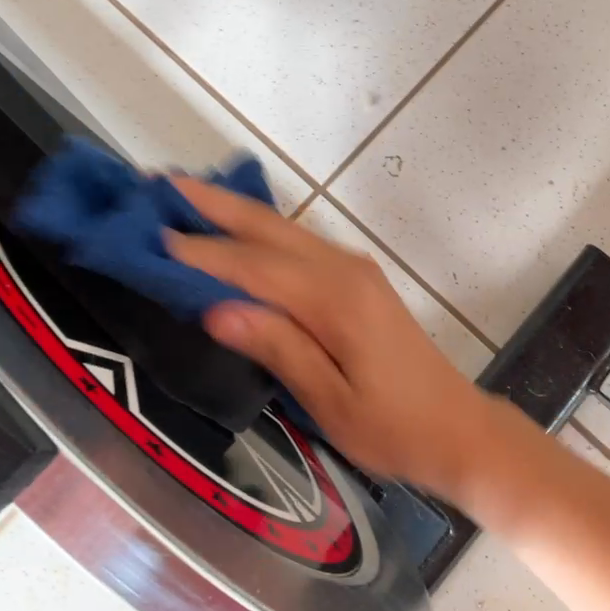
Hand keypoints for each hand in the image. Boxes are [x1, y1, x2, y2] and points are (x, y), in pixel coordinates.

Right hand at [165, 178, 503, 495]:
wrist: (456, 426)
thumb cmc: (392, 426)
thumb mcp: (330, 400)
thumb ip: (278, 347)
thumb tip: (215, 308)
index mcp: (336, 298)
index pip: (254, 266)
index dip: (203, 252)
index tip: (153, 236)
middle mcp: (344, 267)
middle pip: (269, 227)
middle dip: (214, 204)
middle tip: (163, 184)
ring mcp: (353, 268)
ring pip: (284, 228)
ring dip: (235, 212)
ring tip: (188, 197)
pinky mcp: (356, 277)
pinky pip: (298, 242)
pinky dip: (260, 231)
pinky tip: (238, 231)